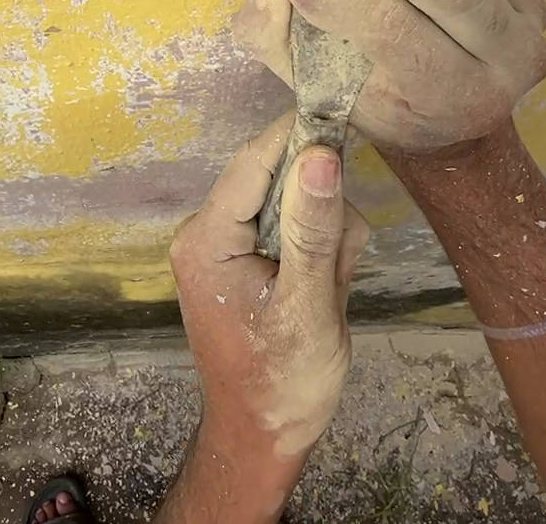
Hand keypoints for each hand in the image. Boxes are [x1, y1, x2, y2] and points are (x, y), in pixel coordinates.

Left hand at [169, 113, 369, 464]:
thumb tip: (321, 154)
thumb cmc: (281, 382)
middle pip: (273, 180)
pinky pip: (286, 228)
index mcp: (207, 237)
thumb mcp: (308, 306)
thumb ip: (314, 229)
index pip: (253, 161)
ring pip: (288, 204)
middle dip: (318, 210)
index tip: (340, 109)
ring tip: (328, 292)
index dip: (296, 134)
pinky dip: (315, 250)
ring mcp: (221, 242)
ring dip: (322, 238)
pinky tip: (321, 291)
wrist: (259, 435)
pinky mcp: (240, 255)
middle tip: (338, 263)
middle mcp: (205, 230)